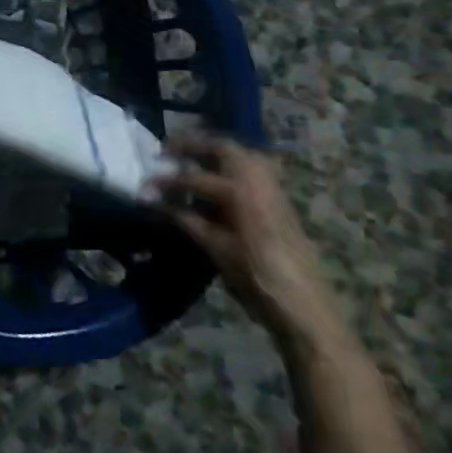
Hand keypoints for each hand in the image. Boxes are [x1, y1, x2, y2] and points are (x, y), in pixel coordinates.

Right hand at [155, 137, 343, 347]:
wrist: (306, 307)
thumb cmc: (257, 280)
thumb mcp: (217, 251)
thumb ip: (188, 220)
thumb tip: (156, 202)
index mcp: (242, 192)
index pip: (195, 178)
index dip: (167, 181)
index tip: (145, 184)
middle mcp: (259, 181)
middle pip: (224, 148)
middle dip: (193, 145)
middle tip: (167, 150)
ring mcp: (274, 189)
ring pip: (243, 154)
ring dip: (215, 151)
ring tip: (191, 158)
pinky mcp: (280, 201)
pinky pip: (255, 168)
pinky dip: (232, 164)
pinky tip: (218, 178)